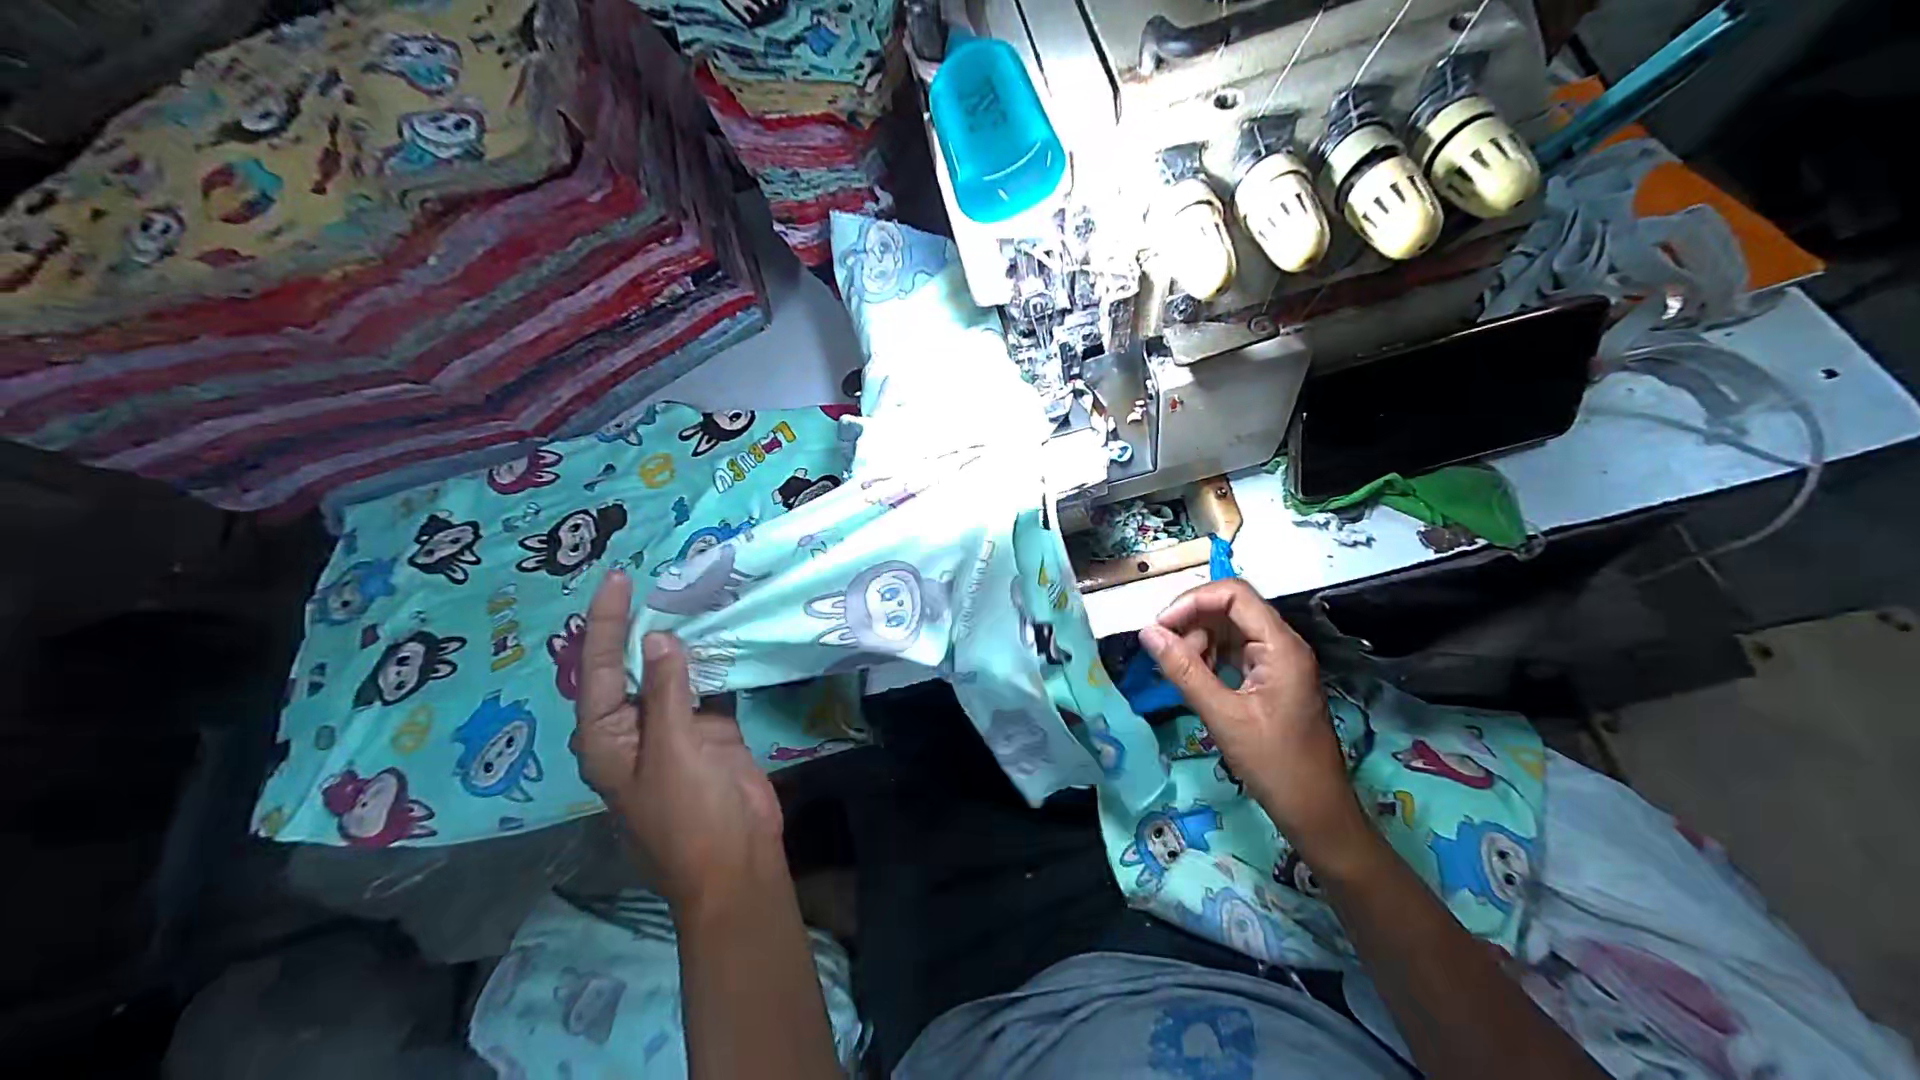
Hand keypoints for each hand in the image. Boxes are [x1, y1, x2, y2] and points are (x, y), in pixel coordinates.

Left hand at [573, 569, 785, 912]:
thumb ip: (667, 693)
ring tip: (695, 594)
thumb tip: (661, 637)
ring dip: (684, 640)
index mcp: (606, 736)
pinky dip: (717, 662)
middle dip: (644, 624)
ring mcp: (675, 728)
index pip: (601, 667)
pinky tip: (728, 632)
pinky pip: (709, 686)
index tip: (620, 579)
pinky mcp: (710, 730)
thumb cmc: (690, 815)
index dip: (609, 622)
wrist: (737, 859)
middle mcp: (634, 726)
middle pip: (634, 665)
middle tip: (661, 577)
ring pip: (675, 672)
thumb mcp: (672, 752)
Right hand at [1138, 579, 1374, 870]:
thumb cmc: (1275, 764)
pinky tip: (1195, 678)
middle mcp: (1282, 644)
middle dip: (1192, 622)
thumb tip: (1147, 633)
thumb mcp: (1223, 715)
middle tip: (1166, 653)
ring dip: (1198, 640)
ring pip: (1229, 629)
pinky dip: (1209, 657)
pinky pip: (1234, 651)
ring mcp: (1277, 661)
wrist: (1316, 810)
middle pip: (1230, 607)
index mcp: (1280, 646)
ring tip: (1180, 671)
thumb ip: (1183, 669)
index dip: (1192, 601)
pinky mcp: (1270, 678)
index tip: (1160, 627)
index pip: (1233, 594)